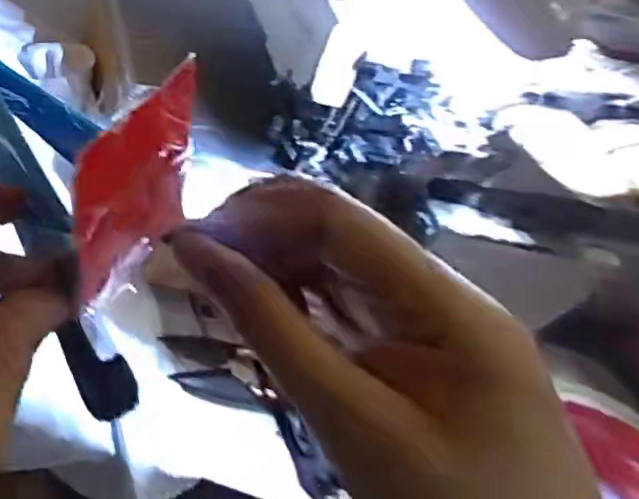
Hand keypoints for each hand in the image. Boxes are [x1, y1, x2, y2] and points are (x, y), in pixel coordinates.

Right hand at [169, 177, 596, 498]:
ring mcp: (431, 317)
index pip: (337, 219)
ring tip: (214, 281)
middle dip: (256, 230)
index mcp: (449, 305)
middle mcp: (443, 293)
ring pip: (331, 255)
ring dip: (267, 258)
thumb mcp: (349, 423)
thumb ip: (268, 325)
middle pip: (334, 227)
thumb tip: (189, 246)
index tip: (192, 238)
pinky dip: (290, 291)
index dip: (256, 215)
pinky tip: (257, 305)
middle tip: (193, 257)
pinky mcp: (415, 343)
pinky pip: (340, 294)